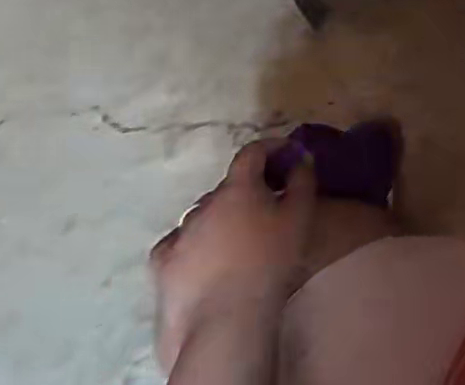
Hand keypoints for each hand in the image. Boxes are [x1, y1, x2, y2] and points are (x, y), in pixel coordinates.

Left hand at [150, 140, 314, 372]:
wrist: (227, 317)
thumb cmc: (272, 258)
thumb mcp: (301, 213)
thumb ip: (303, 179)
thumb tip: (300, 159)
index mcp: (238, 188)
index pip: (251, 152)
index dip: (272, 146)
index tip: (289, 153)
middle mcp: (204, 205)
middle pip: (229, 184)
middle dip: (251, 185)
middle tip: (273, 198)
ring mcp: (178, 236)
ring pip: (204, 212)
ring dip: (224, 212)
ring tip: (242, 230)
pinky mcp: (162, 266)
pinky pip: (178, 241)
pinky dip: (194, 238)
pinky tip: (205, 250)